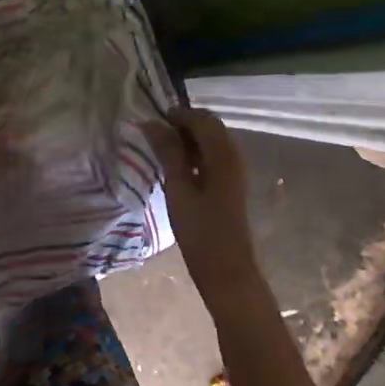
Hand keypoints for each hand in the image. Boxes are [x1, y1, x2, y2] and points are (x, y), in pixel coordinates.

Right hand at [143, 108, 261, 297]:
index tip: (150, 122)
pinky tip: (175, 167)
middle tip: (153, 135)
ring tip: (159, 149)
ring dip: (187, 140)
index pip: (202, 119)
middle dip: (182, 125)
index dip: (177, 115)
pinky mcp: (229, 185)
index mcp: (223, 155)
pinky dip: (194, 154)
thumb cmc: (200, 231)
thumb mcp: (179, 189)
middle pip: (209, 127)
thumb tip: (152, 123)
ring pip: (211, 142)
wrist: (227, 271)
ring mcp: (234, 171)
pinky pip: (212, 157)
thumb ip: (168, 153)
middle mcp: (233, 157)